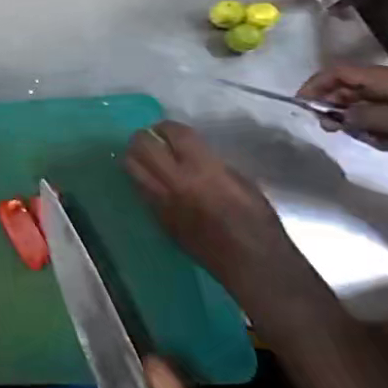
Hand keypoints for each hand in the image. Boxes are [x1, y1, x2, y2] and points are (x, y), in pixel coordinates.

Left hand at [125, 121, 302, 294]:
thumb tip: (190, 153)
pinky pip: (139, 189)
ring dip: (134, 156)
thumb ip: (210, 163)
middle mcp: (176, 181)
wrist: (249, 261)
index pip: (173, 134)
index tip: (166, 127)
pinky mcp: (157, 217)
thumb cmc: (256, 220)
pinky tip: (149, 177)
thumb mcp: (239, 180)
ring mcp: (162, 200)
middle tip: (149, 137)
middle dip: (143, 137)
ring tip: (143, 155)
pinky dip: (139, 178)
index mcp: (203, 169)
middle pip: (143, 146)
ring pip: (131, 167)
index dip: (166, 126)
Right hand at [298, 65, 387, 152]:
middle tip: (342, 135)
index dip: (316, 85)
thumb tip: (337, 116)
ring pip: (367, 106)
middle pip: (349, 89)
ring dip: (363, 125)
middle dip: (338, 111)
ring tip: (382, 145)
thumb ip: (372, 119)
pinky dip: (383, 130)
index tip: (303, 108)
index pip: (338, 72)